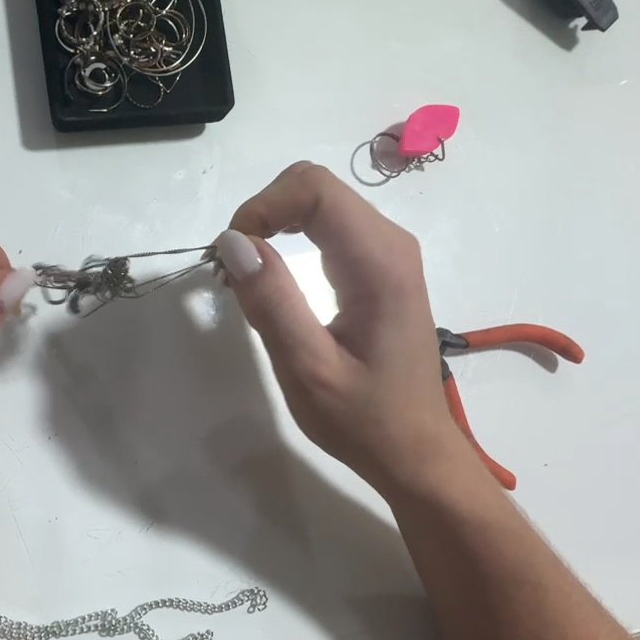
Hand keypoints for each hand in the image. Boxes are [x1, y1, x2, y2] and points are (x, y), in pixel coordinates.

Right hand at [213, 162, 475, 493]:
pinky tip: (269, 284)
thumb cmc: (362, 418)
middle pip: (315, 188)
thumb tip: (232, 242)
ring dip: (270, 231)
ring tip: (242, 283)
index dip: (259, 208)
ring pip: (318, 206)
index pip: (314, 190)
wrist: (413, 451)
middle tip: (229, 274)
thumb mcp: (308, 368)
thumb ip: (272, 302)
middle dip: (261, 217)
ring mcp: (386, 255)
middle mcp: (389, 244)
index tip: (227, 259)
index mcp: (378, 263)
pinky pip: (326, 231)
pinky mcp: (376, 270)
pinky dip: (287, 244)